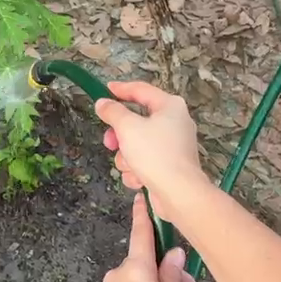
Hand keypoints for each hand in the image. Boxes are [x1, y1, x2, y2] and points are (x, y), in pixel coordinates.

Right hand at [94, 81, 208, 219]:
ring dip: (126, 157)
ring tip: (130, 166)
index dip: (120, 89)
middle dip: (120, 136)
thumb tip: (103, 104)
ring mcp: (172, 145)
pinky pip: (144, 161)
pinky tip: (139, 179)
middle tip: (110, 143)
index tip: (105, 90)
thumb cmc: (156, 155)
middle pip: (136, 121)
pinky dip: (137, 170)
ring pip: (136, 144)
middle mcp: (174, 122)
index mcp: (169, 106)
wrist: (178, 192)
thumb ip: (112, 112)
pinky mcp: (169, 164)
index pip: (141, 90)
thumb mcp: (128, 127)